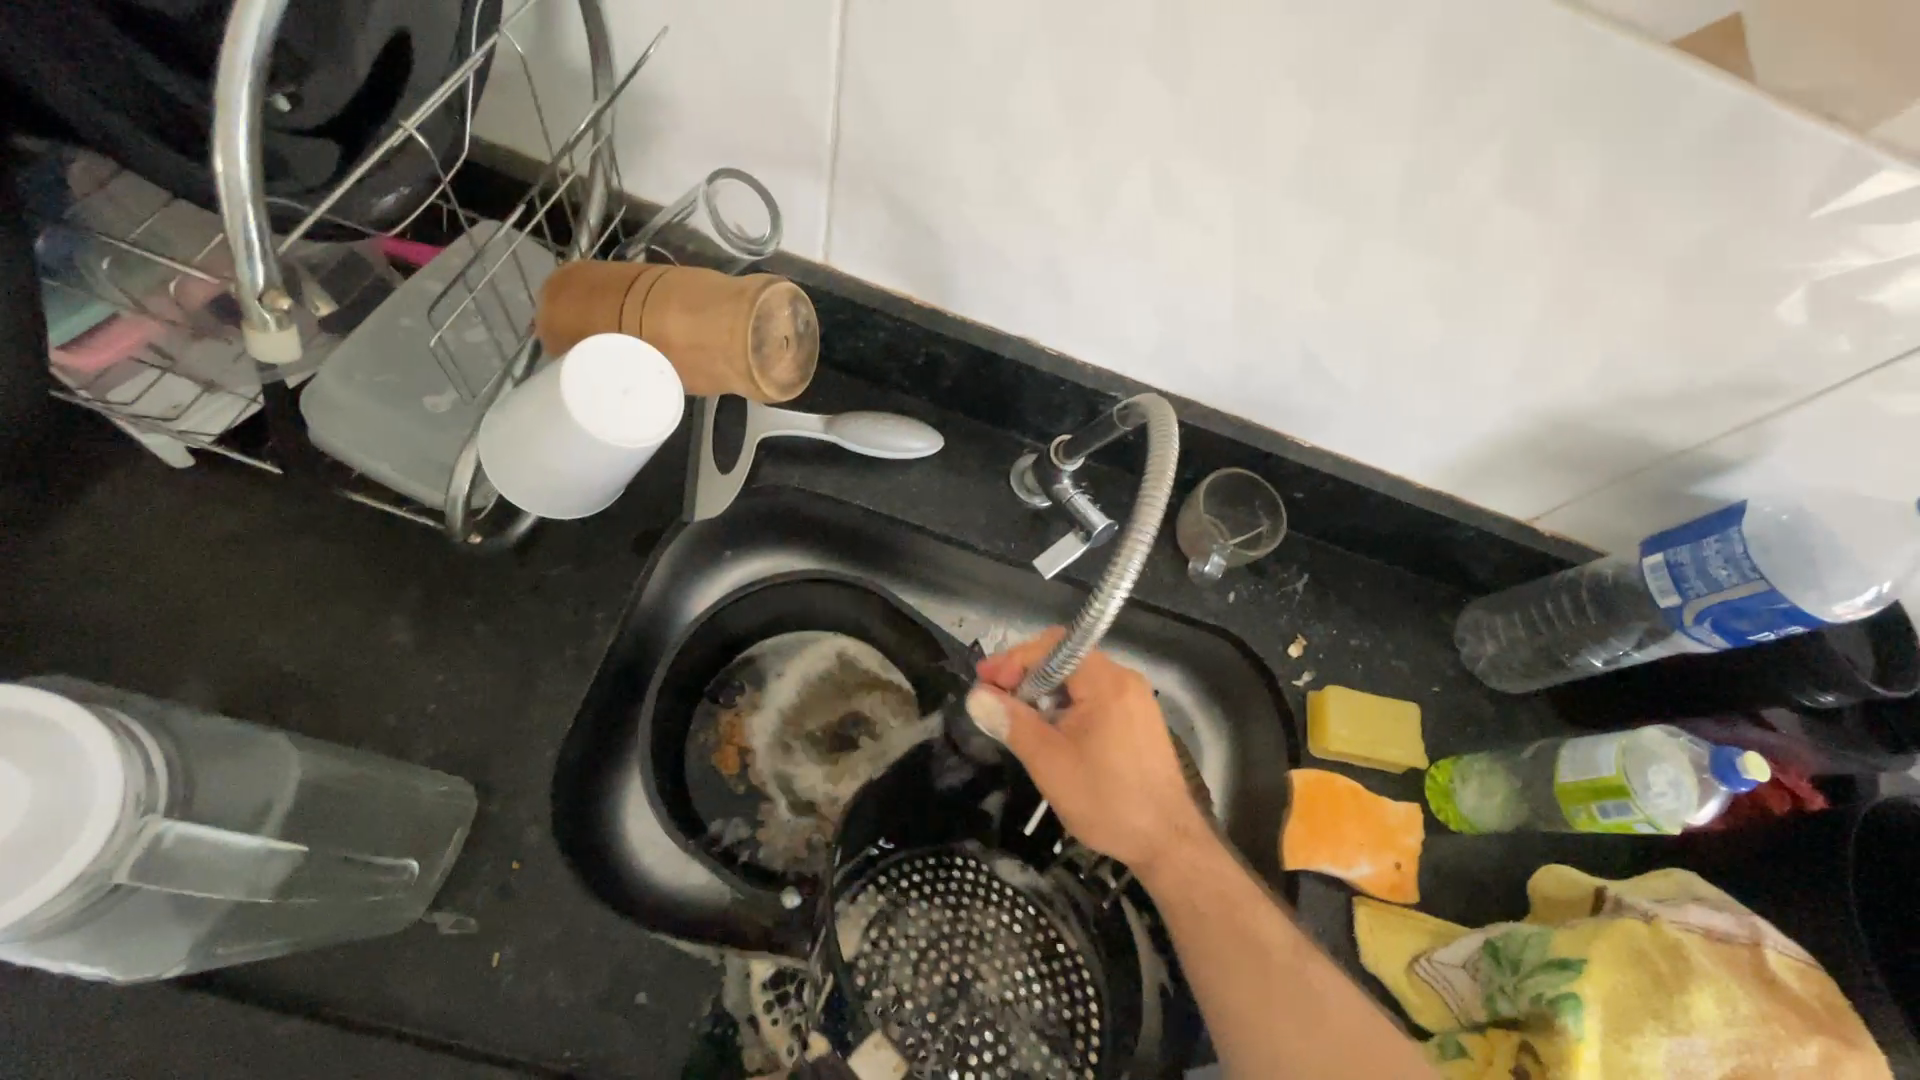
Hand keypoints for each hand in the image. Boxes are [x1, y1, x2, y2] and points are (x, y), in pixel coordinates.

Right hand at [966, 628, 1210, 873]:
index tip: (986, 682)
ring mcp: (1135, 701)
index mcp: (1106, 682)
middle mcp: (1125, 681)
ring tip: (1017, 718)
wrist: (1167, 842)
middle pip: (1066, 658)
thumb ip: (1011, 722)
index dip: (1014, 658)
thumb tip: (977, 695)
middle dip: (1026, 674)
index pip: (1053, 646)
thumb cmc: (1105, 800)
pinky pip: (1095, 698)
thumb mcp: (1049, 761)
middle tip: (994, 698)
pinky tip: (1051, 732)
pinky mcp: (1139, 721)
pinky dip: (1067, 706)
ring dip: (1045, 692)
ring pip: (1080, 680)